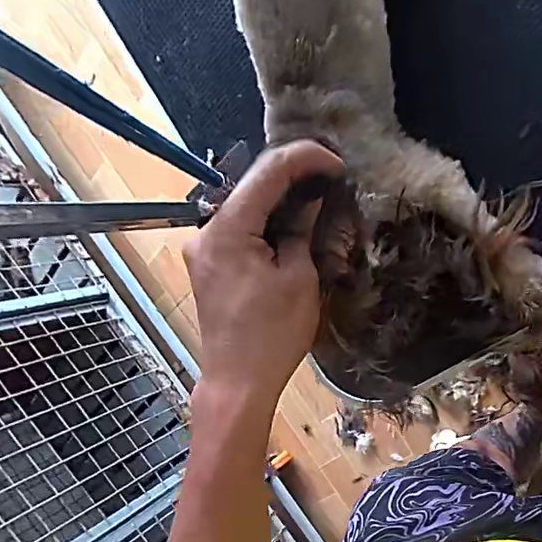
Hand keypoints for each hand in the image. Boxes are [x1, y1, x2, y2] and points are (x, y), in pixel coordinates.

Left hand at [182, 140, 344, 415]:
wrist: (238, 382)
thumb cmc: (272, 337)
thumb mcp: (299, 280)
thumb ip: (302, 232)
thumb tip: (311, 203)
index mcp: (228, 228)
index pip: (268, 171)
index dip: (306, 159)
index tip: (337, 163)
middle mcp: (207, 231)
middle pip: (253, 187)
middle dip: (294, 180)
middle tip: (331, 182)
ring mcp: (204, 250)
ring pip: (247, 210)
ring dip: (281, 204)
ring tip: (318, 207)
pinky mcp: (209, 267)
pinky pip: (240, 233)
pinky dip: (267, 227)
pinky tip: (292, 233)